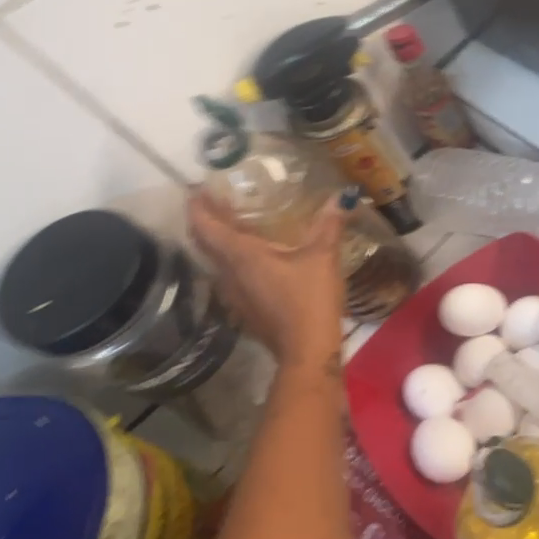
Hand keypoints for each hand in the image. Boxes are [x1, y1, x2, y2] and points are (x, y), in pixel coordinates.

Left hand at [188, 191, 344, 371]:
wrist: (307, 350)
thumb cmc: (310, 299)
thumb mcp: (323, 256)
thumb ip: (329, 224)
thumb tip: (342, 196)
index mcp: (241, 256)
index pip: (205, 226)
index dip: (198, 206)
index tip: (197, 189)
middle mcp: (228, 274)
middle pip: (205, 243)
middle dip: (207, 221)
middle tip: (218, 202)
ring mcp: (234, 295)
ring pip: (217, 262)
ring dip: (221, 243)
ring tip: (238, 226)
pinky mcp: (245, 310)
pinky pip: (230, 277)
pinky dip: (234, 261)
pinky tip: (257, 260)